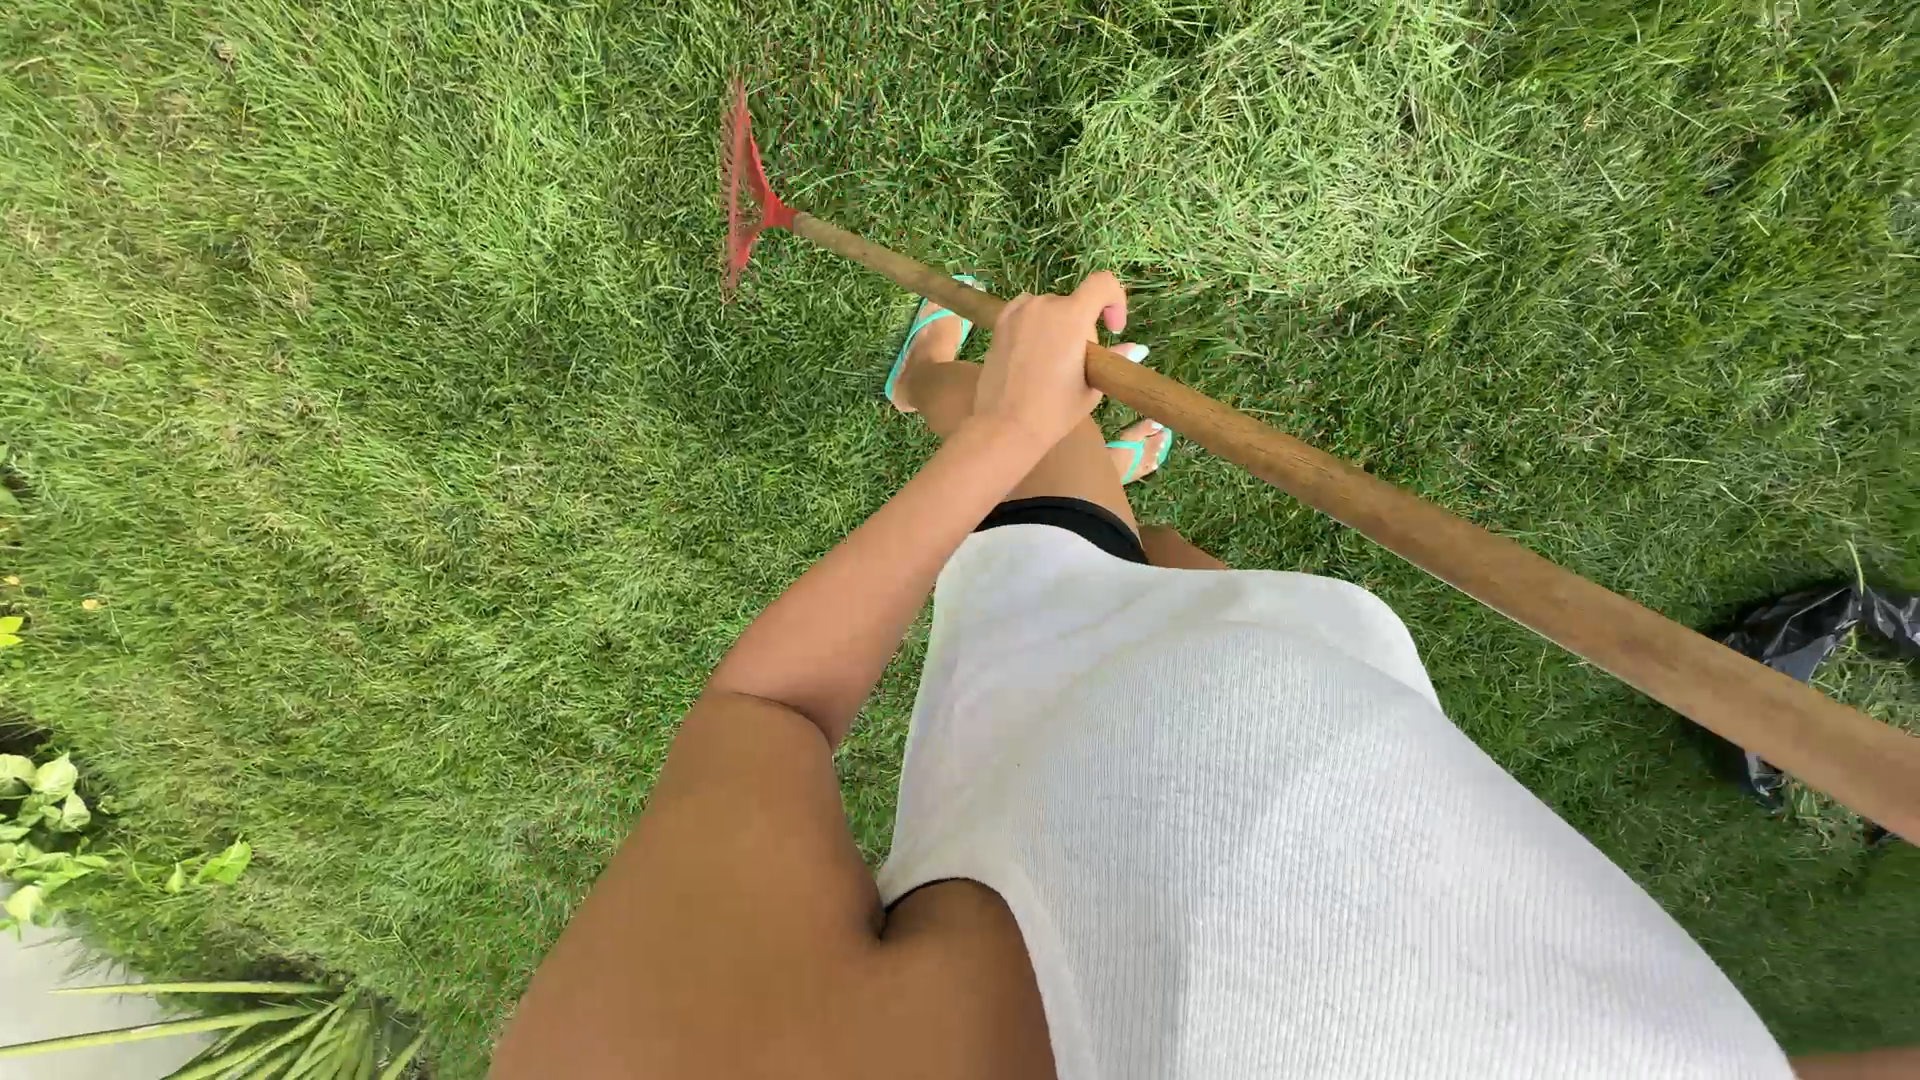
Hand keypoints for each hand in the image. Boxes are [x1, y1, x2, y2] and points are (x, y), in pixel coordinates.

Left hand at [973, 272, 1127, 448]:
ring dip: (1058, 326)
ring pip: (1049, 309)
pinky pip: (1025, 313)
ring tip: (1053, 361)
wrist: (1005, 427)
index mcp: (1071, 317)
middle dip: (1082, 327)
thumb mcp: (1090, 388)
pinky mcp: (999, 325)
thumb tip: (1136, 349)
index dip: (1115, 301)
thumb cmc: (1054, 412)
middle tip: (1077, 363)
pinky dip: (1035, 325)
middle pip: (1075, 304)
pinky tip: (1033, 353)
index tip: (1113, 329)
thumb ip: (1112, 359)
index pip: (1103, 283)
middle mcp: (1043, 306)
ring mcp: (1017, 313)